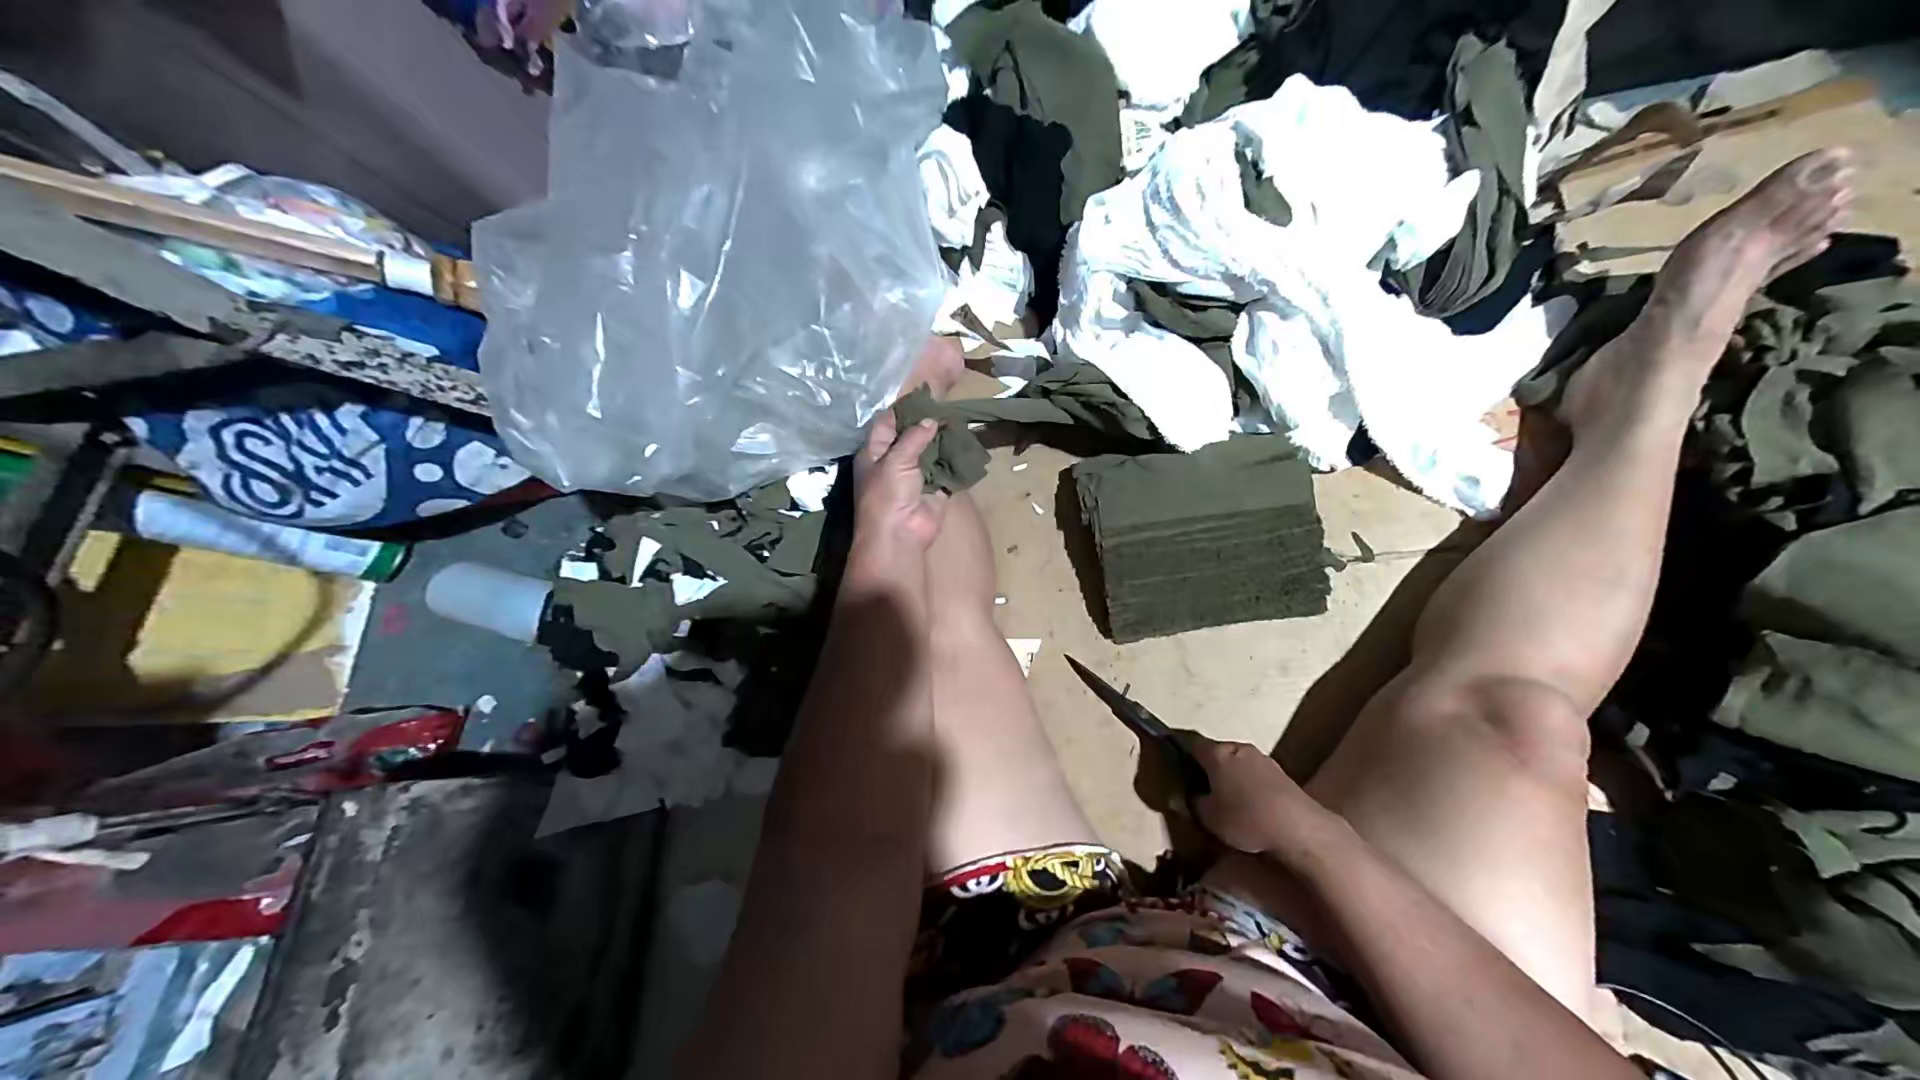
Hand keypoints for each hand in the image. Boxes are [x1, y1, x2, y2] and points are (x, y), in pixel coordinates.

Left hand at [852, 409, 949, 556]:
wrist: (899, 535)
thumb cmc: (887, 494)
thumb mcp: (896, 459)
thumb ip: (913, 437)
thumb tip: (931, 420)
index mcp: (874, 454)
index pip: (886, 425)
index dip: (902, 410)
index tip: (923, 396)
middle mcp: (893, 464)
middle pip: (910, 438)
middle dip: (926, 424)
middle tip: (947, 405)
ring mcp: (914, 479)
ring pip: (929, 454)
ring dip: (942, 441)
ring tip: (959, 421)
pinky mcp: (934, 491)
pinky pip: (945, 472)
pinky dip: (954, 461)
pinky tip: (966, 445)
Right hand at [1182, 733, 1318, 855]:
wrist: (1300, 829)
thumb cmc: (1246, 819)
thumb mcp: (1208, 818)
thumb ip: (1193, 802)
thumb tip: (1189, 795)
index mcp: (1217, 753)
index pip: (1191, 744)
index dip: (1181, 754)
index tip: (1177, 769)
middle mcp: (1238, 748)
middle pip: (1216, 752)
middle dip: (1207, 767)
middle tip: (1200, 788)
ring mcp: (1262, 758)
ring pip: (1236, 762)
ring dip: (1229, 775)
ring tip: (1226, 799)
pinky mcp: (1281, 773)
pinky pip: (1254, 773)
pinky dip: (1247, 783)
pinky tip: (1249, 804)